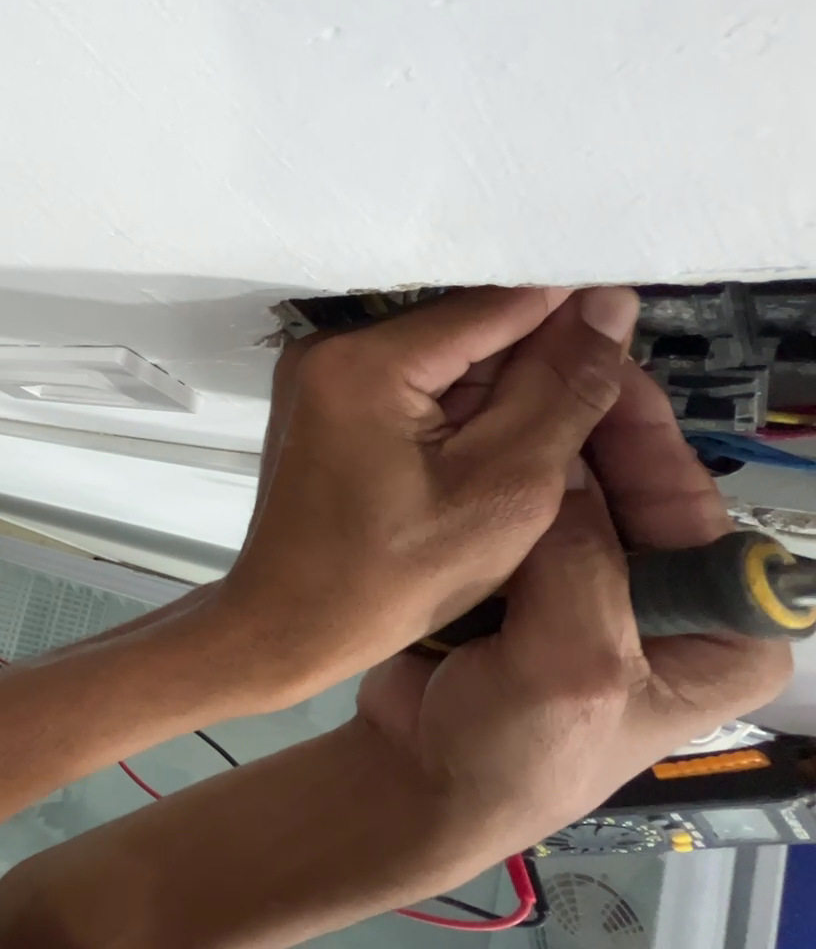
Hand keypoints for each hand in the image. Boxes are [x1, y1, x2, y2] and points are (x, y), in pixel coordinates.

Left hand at [223, 286, 642, 693]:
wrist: (291, 616)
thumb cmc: (391, 571)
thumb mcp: (504, 485)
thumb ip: (560, 389)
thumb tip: (604, 303)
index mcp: (361, 360)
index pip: (497, 301)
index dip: (572, 319)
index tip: (619, 356)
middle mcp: (324, 348)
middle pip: (463, 325)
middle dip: (529, 363)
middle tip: (567, 428)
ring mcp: (314, 374)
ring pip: (438, 354)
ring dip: (492, 389)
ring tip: (510, 453)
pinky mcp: (317, 401)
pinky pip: (404, 379)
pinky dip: (450, 407)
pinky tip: (470, 453)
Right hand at [355, 362, 794, 864]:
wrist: (421, 775)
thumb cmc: (521, 746)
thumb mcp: (575, 667)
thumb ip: (578, 569)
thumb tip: (549, 467)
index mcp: (715, 622)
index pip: (689, 507)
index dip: (643, 435)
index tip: (594, 364)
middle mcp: (650, 593)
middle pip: (618, 494)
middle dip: (571, 434)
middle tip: (522, 361)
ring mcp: (570, 586)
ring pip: (550, 502)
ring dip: (515, 454)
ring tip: (477, 391)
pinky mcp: (505, 582)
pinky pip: (498, 522)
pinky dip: (475, 486)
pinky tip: (444, 447)